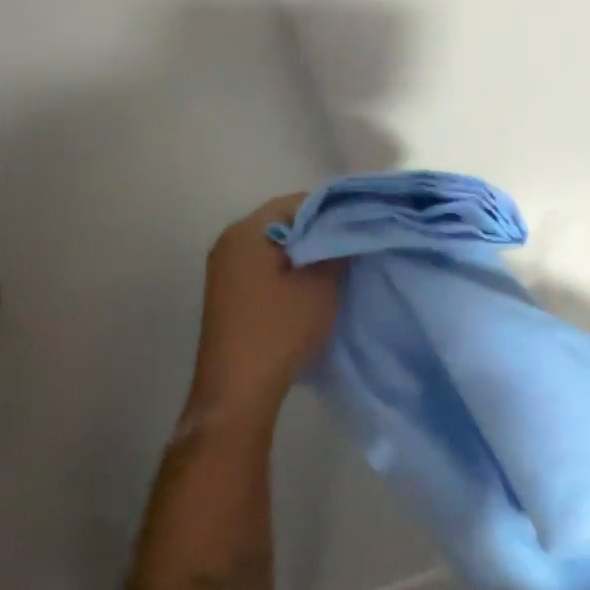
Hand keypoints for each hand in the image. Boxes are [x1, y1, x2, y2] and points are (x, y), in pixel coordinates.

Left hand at [188, 194, 340, 422]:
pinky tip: (314, 291)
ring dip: (307, 255)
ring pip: (276, 248)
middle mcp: (229, 243)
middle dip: (321, 233)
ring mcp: (225, 271)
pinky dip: (291, 273)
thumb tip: (346, 230)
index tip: (365, 226)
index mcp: (247, 231)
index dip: (335, 211)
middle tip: (357, 248)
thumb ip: (335, 251)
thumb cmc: (279, 330)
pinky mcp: (230, 295)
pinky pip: (266, 270)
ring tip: (341, 270)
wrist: (238, 388)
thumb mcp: (319, 287)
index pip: (298, 202)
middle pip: (284, 223)